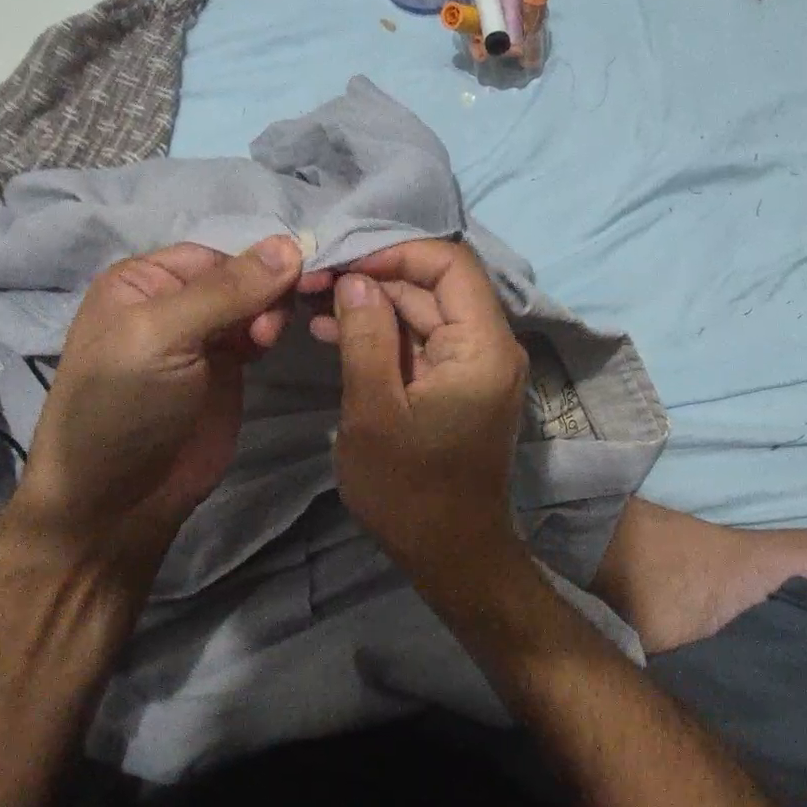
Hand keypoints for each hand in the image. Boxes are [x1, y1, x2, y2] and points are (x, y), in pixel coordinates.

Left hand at [13, 237, 315, 563]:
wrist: (118, 500)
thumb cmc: (123, 408)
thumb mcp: (163, 337)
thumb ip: (227, 291)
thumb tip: (292, 243)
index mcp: (143, 280)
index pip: (217, 251)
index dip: (257, 259)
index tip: (298, 274)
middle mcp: (173, 301)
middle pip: (241, 274)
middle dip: (267, 288)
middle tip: (272, 325)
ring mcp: (202, 338)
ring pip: (256, 303)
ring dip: (273, 312)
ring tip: (267, 342)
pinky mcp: (228, 370)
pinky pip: (260, 334)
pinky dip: (275, 332)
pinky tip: (275, 344)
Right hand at [318, 240, 528, 581]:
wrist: (452, 553)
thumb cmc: (410, 490)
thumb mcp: (374, 412)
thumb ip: (366, 338)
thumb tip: (356, 279)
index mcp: (483, 346)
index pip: (451, 264)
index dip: (396, 253)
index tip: (344, 264)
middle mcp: (492, 347)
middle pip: (436, 286)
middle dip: (376, 278)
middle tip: (314, 282)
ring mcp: (478, 367)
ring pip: (426, 314)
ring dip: (375, 308)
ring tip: (313, 307)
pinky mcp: (461, 386)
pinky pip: (424, 345)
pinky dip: (386, 337)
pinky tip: (336, 333)